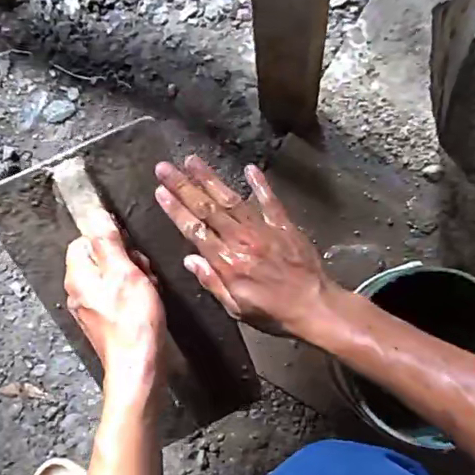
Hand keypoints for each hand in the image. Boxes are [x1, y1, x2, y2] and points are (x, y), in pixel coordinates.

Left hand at [63, 208, 164, 387]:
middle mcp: (78, 291)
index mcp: (77, 276)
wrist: (138, 367)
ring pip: (112, 278)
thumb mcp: (126, 272)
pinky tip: (146, 306)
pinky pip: (118, 297)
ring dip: (134, 279)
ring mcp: (91, 308)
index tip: (130, 251)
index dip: (111, 240)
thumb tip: (95, 214)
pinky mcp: (104, 322)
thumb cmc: (132, 324)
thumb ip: (108, 241)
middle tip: (142, 274)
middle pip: (100, 258)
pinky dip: (133, 297)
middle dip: (126, 260)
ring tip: (147, 292)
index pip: (84, 240)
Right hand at [153, 156, 336, 338]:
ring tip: (192, 161)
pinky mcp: (284, 226)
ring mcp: (263, 229)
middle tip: (164, 167)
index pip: (194, 230)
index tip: (160, 191)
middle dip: (183, 186)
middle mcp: (241, 240)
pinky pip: (269, 201)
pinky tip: (249, 168)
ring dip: (210, 178)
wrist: (314, 306)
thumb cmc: (273, 313)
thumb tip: (190, 260)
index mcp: (227, 262)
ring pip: (231, 199)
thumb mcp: (236, 308)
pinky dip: (260, 184)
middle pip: (207, 208)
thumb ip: (212, 282)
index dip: (175, 209)